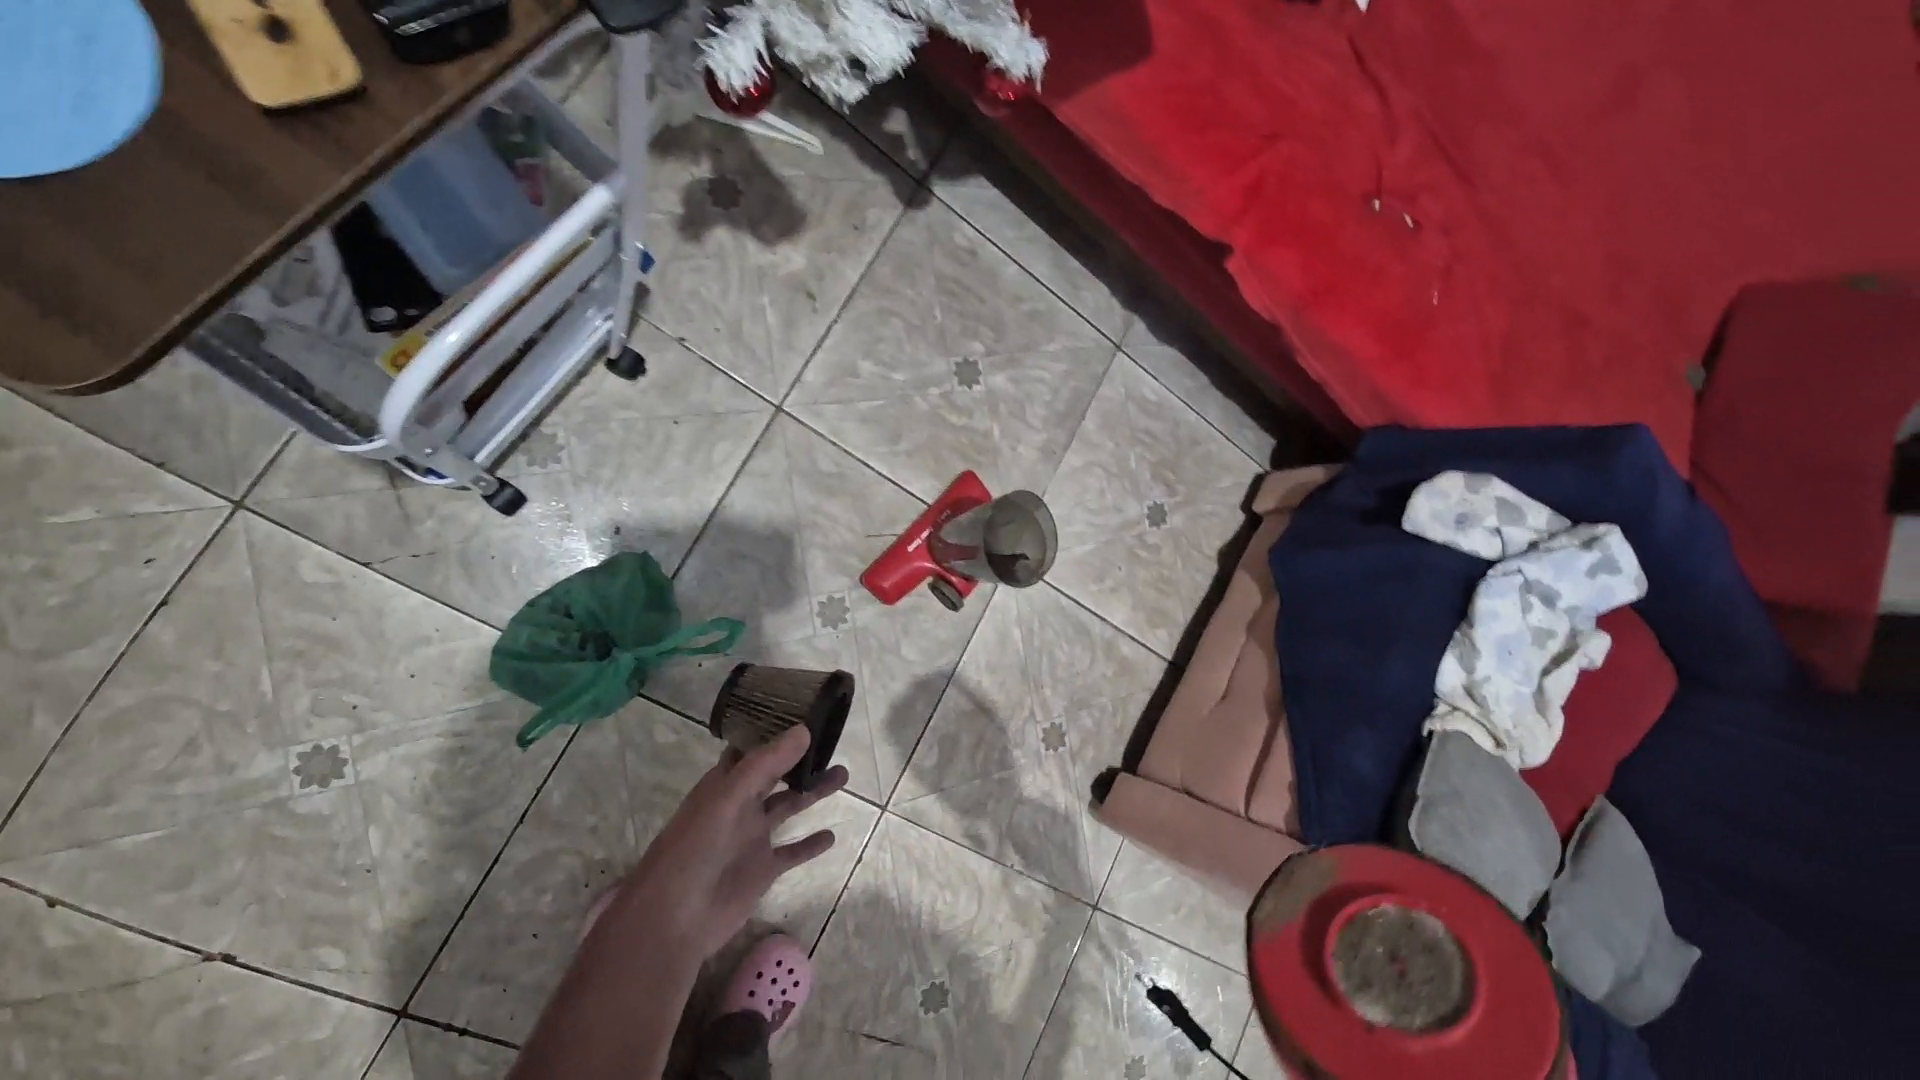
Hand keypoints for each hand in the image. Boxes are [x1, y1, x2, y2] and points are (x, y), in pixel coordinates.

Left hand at [602, 725, 849, 958]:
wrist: (675, 918)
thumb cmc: (694, 849)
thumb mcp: (728, 798)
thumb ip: (766, 764)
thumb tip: (804, 730)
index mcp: (724, 784)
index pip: (752, 749)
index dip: (774, 733)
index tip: (805, 714)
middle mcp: (740, 806)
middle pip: (775, 775)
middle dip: (801, 759)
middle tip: (833, 743)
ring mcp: (752, 838)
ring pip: (788, 807)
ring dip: (813, 792)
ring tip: (843, 775)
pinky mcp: (763, 869)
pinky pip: (792, 851)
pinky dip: (810, 844)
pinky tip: (832, 836)